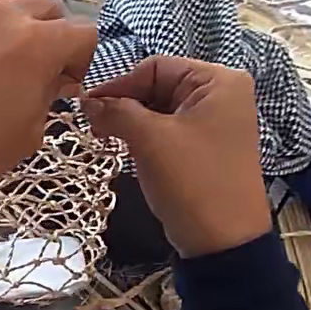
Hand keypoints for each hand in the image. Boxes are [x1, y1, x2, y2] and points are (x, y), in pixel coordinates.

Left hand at [0, 0, 97, 214]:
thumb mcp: (31, 130)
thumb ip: (52, 92)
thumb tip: (58, 78)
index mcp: (36, 44)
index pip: (83, 32)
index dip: (83, 60)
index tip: (68, 82)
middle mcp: (1, 15)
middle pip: (48, 8)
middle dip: (54, 37)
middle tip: (42, 70)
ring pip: (9, 0)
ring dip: (20, 25)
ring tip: (8, 59)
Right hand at [82, 56, 268, 257]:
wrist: (223, 242)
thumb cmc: (192, 182)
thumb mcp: (150, 140)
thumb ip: (116, 112)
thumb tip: (88, 103)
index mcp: (219, 81)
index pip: (156, 67)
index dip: (119, 85)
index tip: (87, 107)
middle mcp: (222, 96)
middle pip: (159, 87)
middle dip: (125, 105)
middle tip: (93, 126)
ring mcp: (216, 125)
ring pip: (161, 112)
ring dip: (132, 124)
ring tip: (106, 139)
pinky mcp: (207, 150)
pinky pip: (170, 133)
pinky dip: (146, 139)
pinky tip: (127, 152)